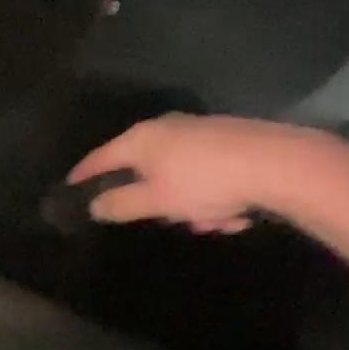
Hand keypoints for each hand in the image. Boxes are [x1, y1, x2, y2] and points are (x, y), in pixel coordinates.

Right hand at [70, 114, 326, 231]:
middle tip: (172, 220)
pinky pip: (208, 174)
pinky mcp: (228, 140)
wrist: (277, 163)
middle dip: (157, 201)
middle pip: (145, 169)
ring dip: (192, 204)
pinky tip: (234, 213)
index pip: (100, 157)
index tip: (71, 187)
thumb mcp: (157, 201)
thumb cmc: (204, 182)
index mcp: (141, 139)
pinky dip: (214, 195)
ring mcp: (199, 132)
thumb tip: (94, 206)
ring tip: (215, 221)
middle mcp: (166, 128)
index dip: (84, 175)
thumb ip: (121, 204)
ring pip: (181, 177)